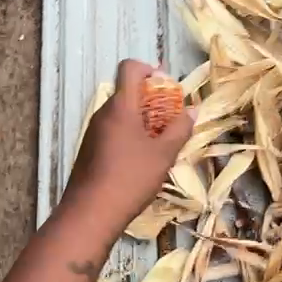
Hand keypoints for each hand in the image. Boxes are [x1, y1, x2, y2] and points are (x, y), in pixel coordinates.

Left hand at [58, 59, 193, 233]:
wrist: (90, 213)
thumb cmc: (131, 178)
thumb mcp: (164, 154)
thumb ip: (180, 128)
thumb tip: (193, 109)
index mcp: (121, 106)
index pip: (129, 68)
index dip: (149, 69)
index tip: (166, 86)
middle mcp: (103, 113)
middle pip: (127, 91)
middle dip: (152, 100)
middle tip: (171, 119)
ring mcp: (93, 131)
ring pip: (120, 113)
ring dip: (142, 119)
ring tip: (160, 142)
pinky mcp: (89, 149)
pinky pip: (112, 130)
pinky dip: (129, 134)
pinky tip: (141, 159)